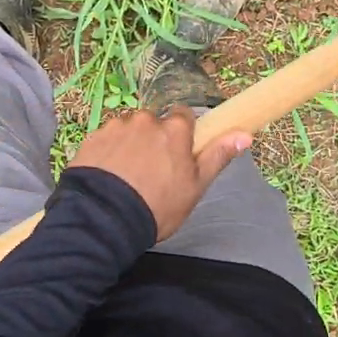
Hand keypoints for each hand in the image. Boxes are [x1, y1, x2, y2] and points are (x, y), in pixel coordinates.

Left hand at [68, 108, 250, 240]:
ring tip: (126, 178)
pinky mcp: (92, 138)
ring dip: (130, 145)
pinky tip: (107, 177)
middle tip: (151, 172)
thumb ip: (218, 156)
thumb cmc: (157, 206)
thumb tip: (245, 134)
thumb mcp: (195, 187)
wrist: (104, 220)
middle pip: (153, 123)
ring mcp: (116, 127)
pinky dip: (108, 153)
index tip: (178, 155)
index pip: (184, 117)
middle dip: (153, 140)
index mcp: (174, 129)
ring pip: (128, 130)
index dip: (182, 135)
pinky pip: (105, 140)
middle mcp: (145, 120)